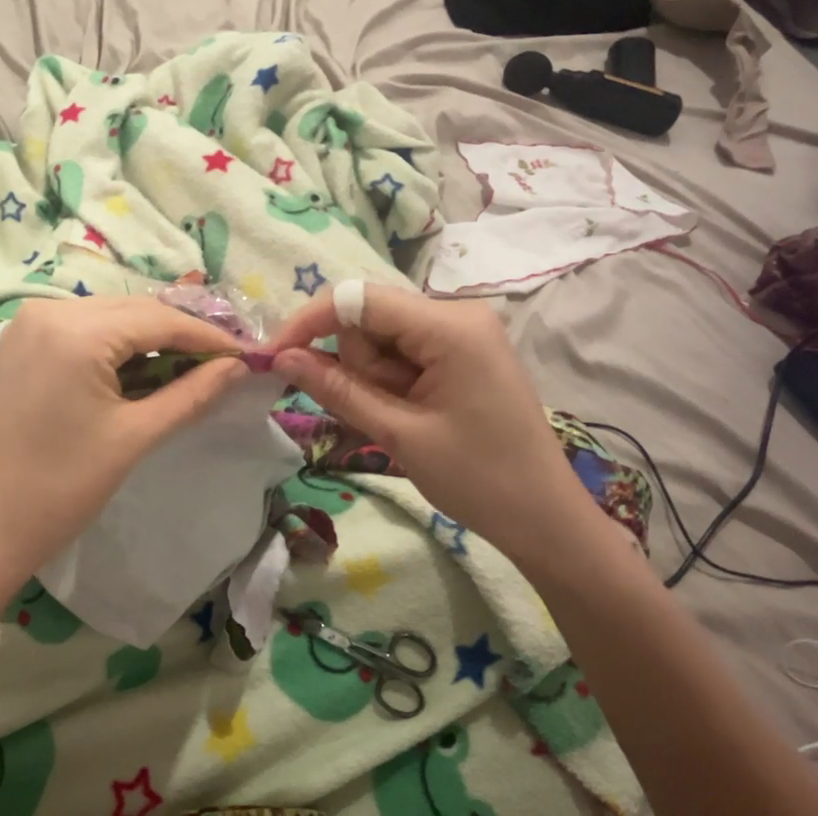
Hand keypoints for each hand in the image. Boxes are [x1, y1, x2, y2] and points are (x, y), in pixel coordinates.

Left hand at [0, 297, 248, 581]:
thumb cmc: (65, 486)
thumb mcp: (136, 436)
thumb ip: (191, 394)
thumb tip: (239, 367)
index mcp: (75, 331)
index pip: (158, 320)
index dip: (207, 336)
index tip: (247, 353)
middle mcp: (48, 311)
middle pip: (133, 311)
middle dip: (179, 334)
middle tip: (223, 362)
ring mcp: (28, 323)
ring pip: (108, 316)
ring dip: (148, 338)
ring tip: (189, 368)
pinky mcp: (20, 342)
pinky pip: (81, 328)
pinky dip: (113, 344)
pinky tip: (140, 369)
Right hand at [265, 285, 601, 561]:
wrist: (545, 519)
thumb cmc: (478, 479)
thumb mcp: (398, 433)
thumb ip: (337, 388)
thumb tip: (281, 358)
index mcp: (449, 326)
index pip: (358, 299)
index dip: (309, 322)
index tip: (272, 357)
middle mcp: (457, 314)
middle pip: (369, 318)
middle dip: (355, 363)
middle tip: (382, 414)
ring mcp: (462, 332)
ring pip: (380, 337)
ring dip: (373, 378)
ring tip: (402, 422)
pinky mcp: (461, 352)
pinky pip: (402, 351)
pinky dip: (389, 381)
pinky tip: (406, 413)